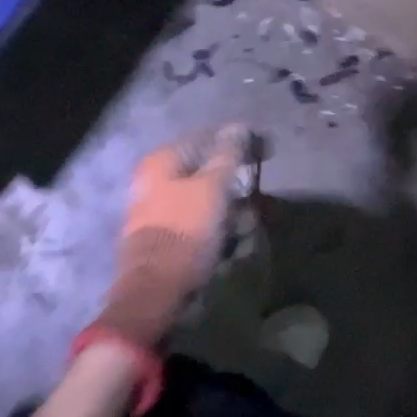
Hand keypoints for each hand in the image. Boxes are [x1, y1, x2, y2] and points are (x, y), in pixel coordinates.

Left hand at [88, 125, 248, 347]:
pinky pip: (193, 217)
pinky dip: (212, 221)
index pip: (205, 138)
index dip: (237, 143)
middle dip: (232, 178)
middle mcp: (151, 176)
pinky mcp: (159, 233)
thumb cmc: (186, 230)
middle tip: (258, 193)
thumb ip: (227, 155)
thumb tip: (238, 126)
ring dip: (225, 203)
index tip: (265, 153)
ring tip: (248, 219)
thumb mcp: (213, 187)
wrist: (154, 289)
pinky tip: (228, 234)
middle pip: (201, 167)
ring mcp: (152, 206)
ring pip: (198, 194)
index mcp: (160, 158)